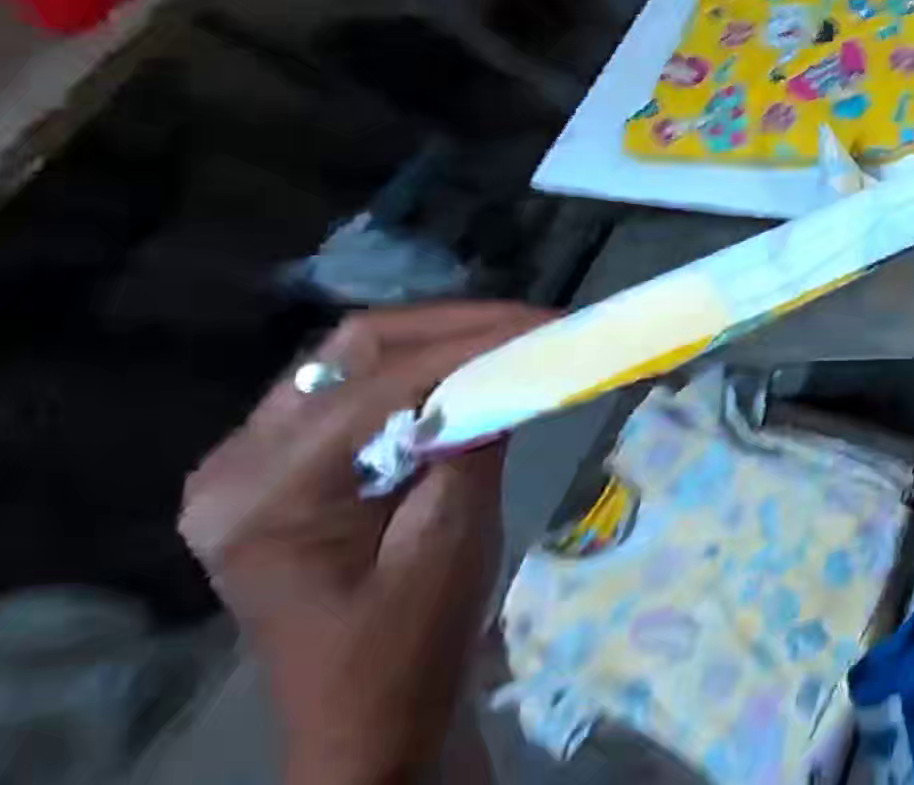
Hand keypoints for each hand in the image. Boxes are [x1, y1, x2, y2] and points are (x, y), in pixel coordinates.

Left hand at [180, 302, 556, 784]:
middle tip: (538, 324)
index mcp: (264, 495)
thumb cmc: (408, 644)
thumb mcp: (450, 543)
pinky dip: (428, 365)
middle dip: (458, 325)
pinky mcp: (290, 461)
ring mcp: (256, 458)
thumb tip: (510, 371)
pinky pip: (361, 383)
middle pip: (355, 349)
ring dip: (444, 337)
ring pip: (356, 355)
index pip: (380, 385)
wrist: (371, 711)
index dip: (474, 345)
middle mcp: (240, 461)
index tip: (552, 326)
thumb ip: (470, 448)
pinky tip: (475, 369)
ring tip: (517, 337)